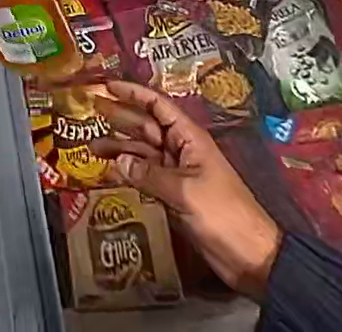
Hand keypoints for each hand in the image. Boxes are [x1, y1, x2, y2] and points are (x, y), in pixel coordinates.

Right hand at [92, 80, 281, 299]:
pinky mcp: (174, 194)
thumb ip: (148, 175)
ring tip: (91, 148)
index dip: (133, 93)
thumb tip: (116, 162)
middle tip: (90, 113)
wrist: (250, 255)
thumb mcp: (184, 191)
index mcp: (189, 137)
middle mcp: (180, 148)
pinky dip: (128, 173)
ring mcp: (177, 171)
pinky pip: (145, 176)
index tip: (108, 86)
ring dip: (119, 148)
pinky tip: (109, 173)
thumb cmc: (222, 213)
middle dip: (119, 118)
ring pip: (142, 152)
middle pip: (145, 126)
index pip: (157, 105)